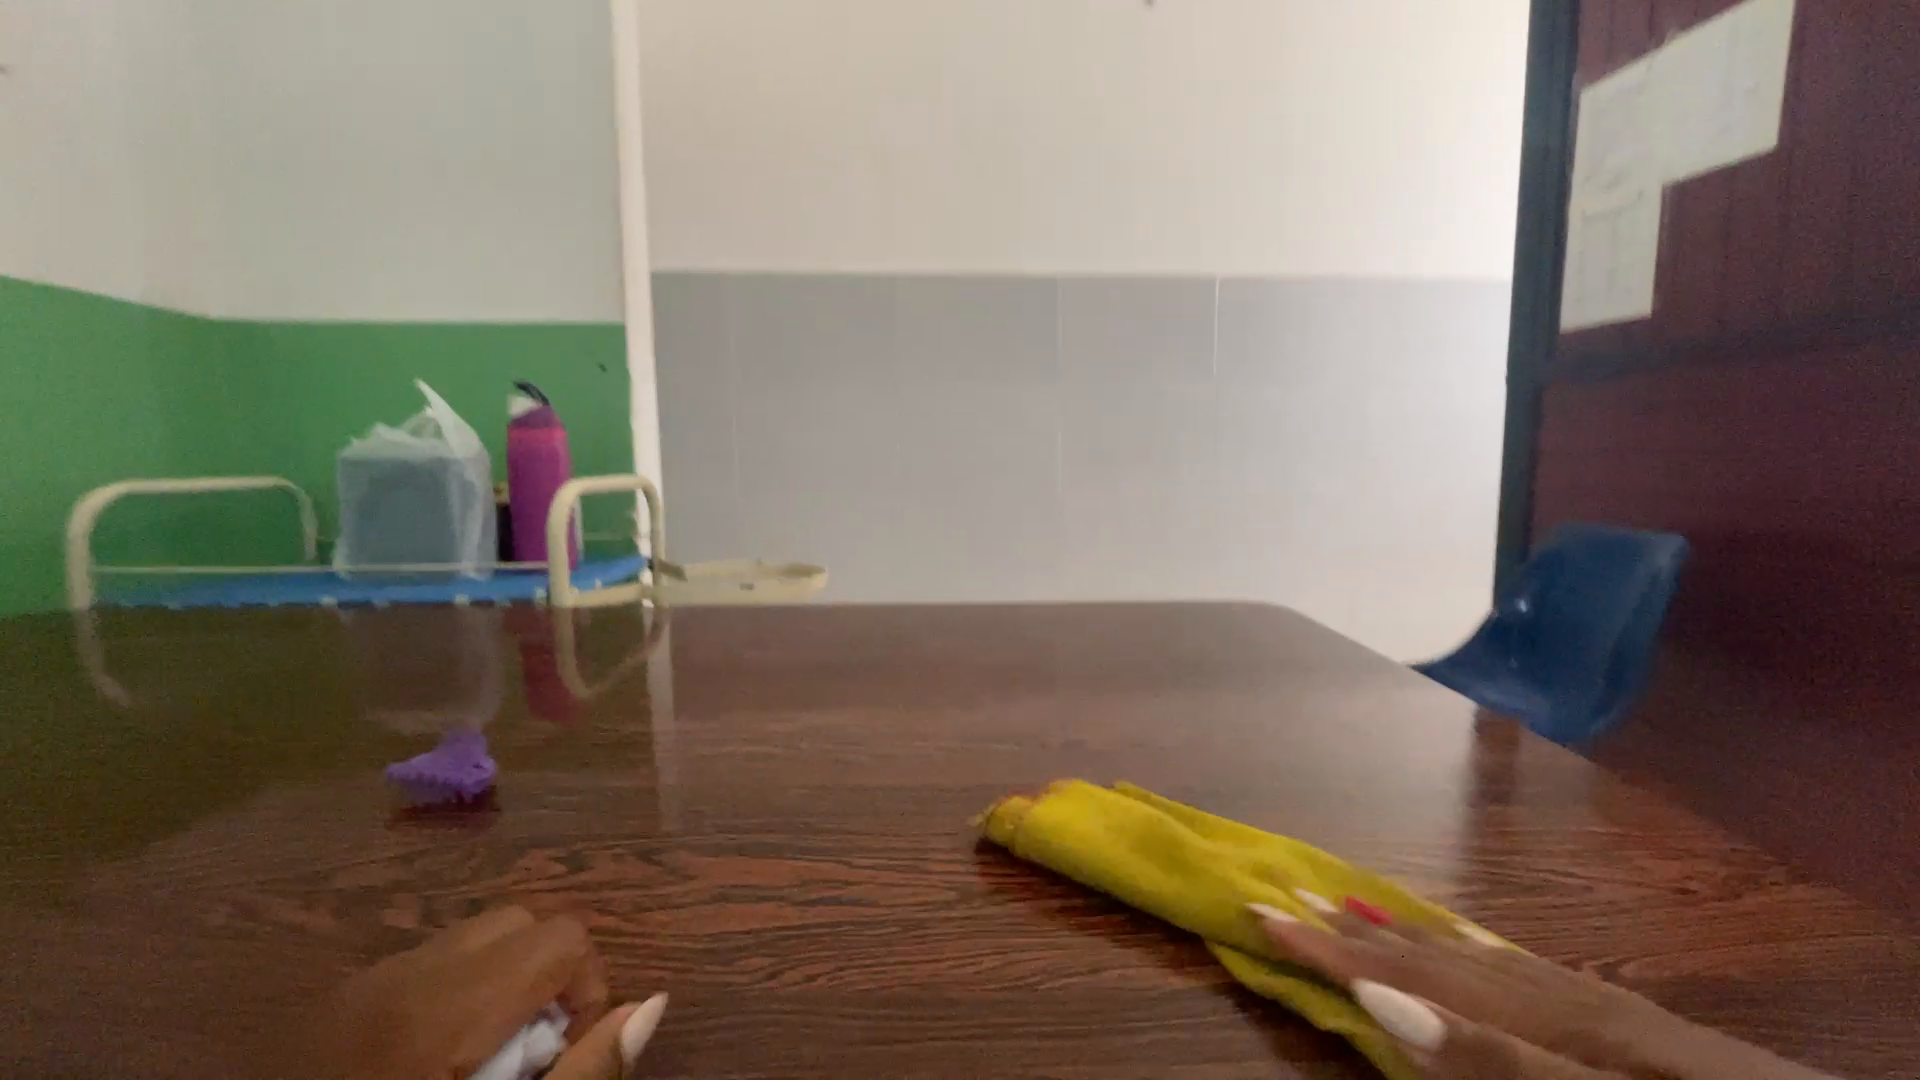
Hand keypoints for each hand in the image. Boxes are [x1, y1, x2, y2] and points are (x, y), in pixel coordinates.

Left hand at [311, 906, 666, 1079]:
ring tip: (484, 1062)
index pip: (562, 936)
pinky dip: (454, 993)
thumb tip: (653, 1003)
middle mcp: (400, 977)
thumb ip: (585, 1071)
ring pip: (470, 941)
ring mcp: (358, 987)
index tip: (569, 1054)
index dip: (588, 987)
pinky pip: (422, 965)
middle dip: (548, 975)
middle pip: (519, 924)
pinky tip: (431, 1062)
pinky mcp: (330, 1007)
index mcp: (443, 1008)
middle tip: (533, 1056)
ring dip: (502, 982)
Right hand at [1247, 901, 1835, 1078]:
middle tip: (1280, 888)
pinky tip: (1459, 938)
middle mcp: (1544, 991)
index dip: (1322, 945)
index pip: (1399, 970)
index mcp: (1529, 1013)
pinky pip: (1513, 963)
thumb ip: (1491, 1055)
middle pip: (1423, 951)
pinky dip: (1465, 945)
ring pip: (1464, 950)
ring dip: (1394, 928)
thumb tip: (1381, 995)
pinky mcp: (1613, 1012)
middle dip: (1343, 925)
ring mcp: (1581, 997)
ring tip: (1343, 900)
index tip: (1256, 908)